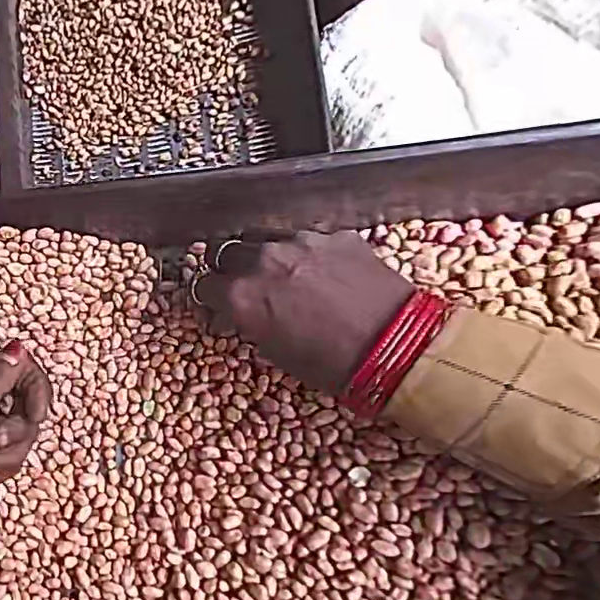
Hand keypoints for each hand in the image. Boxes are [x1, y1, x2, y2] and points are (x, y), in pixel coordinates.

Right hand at [193, 230, 413, 394]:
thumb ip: (248, 320)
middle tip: (240, 282)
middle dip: (229, 266)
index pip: (204, 284)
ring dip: (265, 254)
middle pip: (227, 250)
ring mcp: (301, 242)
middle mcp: (264, 260)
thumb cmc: (329, 363)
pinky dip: (306, 253)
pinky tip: (320, 271)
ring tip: (281, 274)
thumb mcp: (272, 350)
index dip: (208, 294)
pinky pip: (308, 238)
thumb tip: (238, 312)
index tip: (214, 301)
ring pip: (266, 238)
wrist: (395, 346)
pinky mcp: (336, 236)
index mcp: (241, 294)